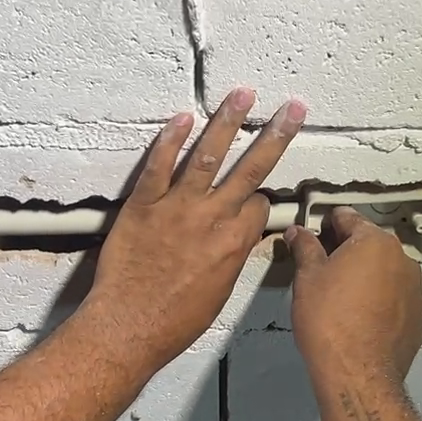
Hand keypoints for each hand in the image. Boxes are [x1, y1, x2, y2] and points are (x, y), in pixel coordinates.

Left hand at [80, 87, 305, 371]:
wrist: (129, 327)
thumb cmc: (177, 321)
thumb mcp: (220, 292)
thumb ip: (231, 256)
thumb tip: (235, 239)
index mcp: (236, 242)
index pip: (260, 205)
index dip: (258, 202)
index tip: (252, 202)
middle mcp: (213, 217)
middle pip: (252, 168)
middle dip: (276, 134)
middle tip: (293, 107)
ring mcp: (178, 206)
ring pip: (208, 154)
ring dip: (227, 121)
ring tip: (242, 93)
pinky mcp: (144, 204)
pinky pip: (159, 165)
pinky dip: (170, 140)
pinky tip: (181, 117)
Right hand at [285, 206, 421, 389]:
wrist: (359, 375)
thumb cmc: (330, 321)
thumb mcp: (307, 278)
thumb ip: (304, 247)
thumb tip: (298, 232)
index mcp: (375, 242)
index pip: (348, 218)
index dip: (327, 223)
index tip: (314, 232)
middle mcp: (402, 260)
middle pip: (370, 244)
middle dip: (348, 250)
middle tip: (322, 266)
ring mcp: (414, 290)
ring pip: (384, 271)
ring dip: (366, 275)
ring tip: (340, 296)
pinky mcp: (417, 317)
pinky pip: (395, 298)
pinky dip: (379, 299)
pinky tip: (359, 317)